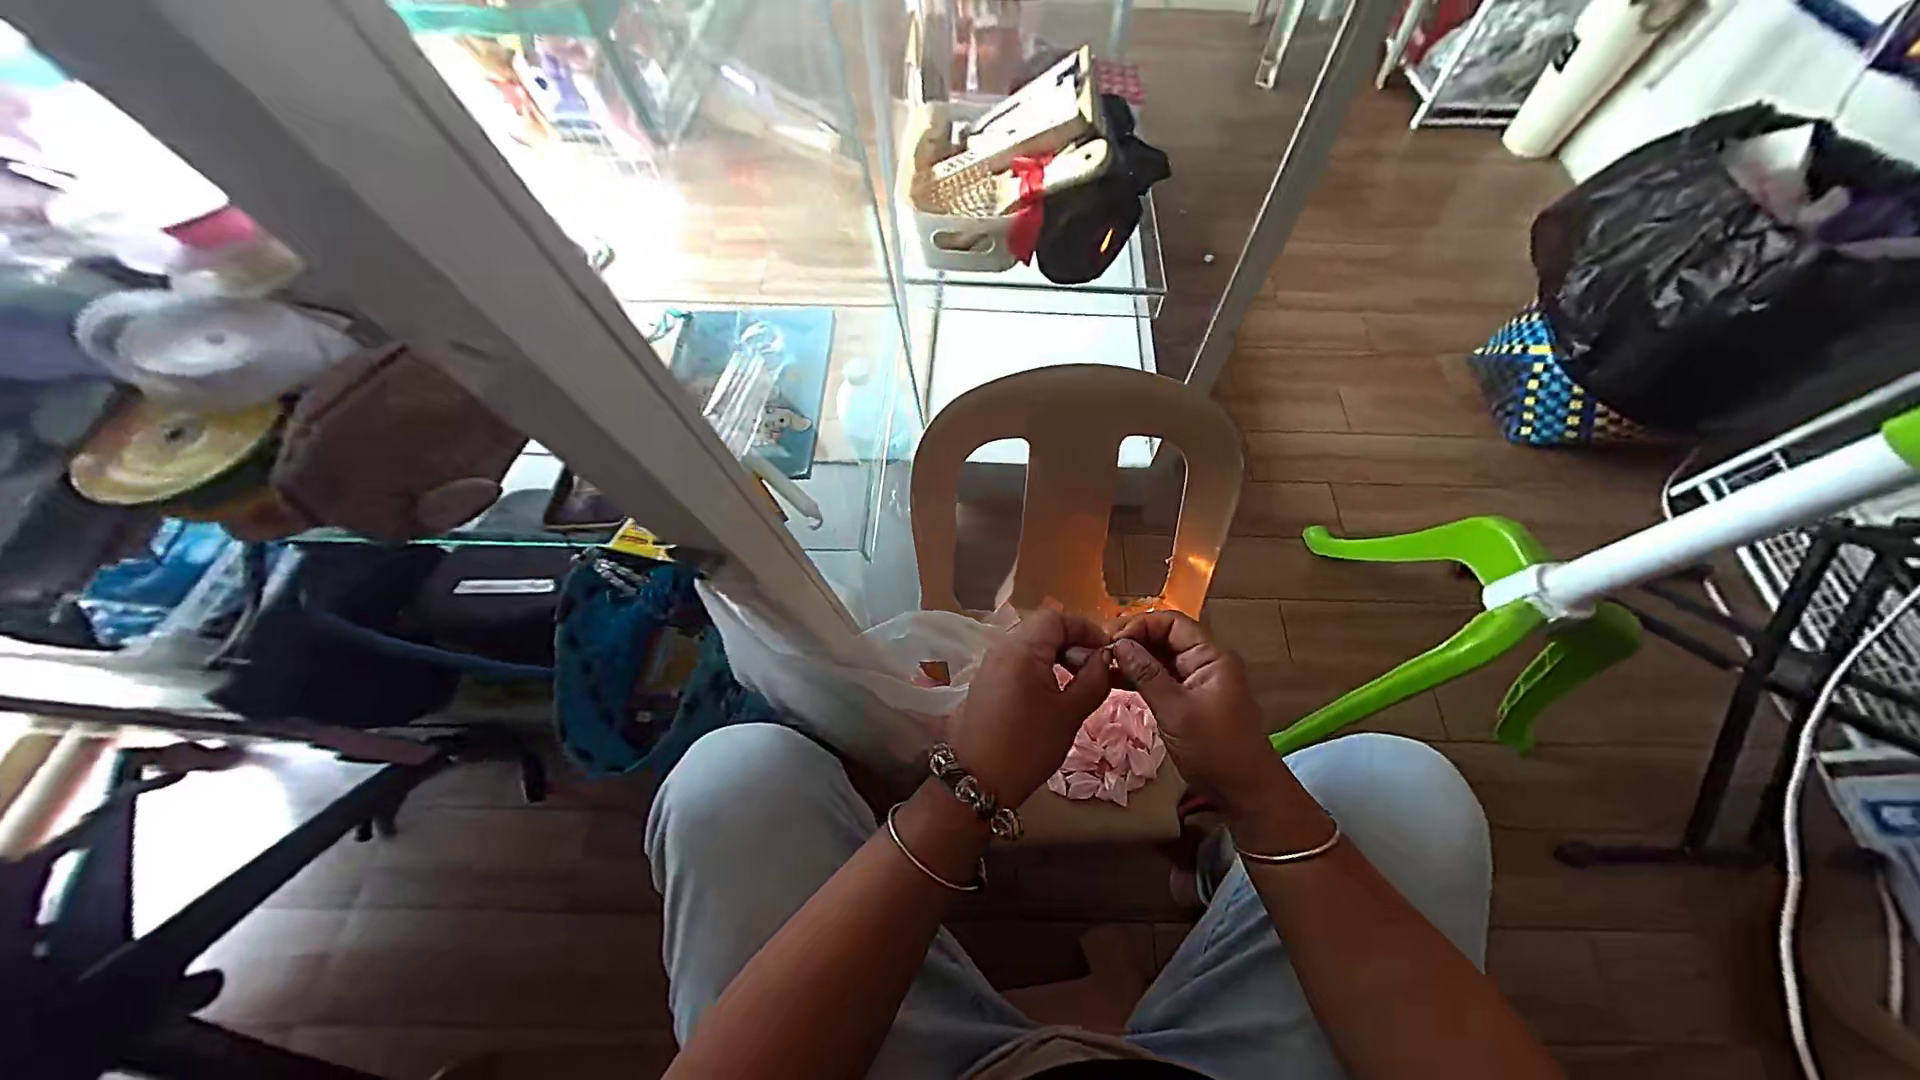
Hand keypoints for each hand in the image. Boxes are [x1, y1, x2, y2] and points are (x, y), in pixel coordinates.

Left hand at [948, 609, 1112, 807]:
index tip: (1106, 649)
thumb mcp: (1070, 713)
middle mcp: (1001, 648)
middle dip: (1071, 641)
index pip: (1056, 618)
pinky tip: (1051, 693)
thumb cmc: (1029, 745)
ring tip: (1076, 681)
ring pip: (1028, 645)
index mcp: (1022, 649)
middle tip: (1094, 667)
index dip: (1085, 628)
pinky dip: (1037, 668)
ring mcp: (988, 665)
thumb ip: (1093, 679)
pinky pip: (1015, 662)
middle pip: (1041, 629)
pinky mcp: (983, 683)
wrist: (978, 779)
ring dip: (1055, 655)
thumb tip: (1105, 658)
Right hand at [1110, 611, 1295, 818]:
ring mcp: (1195, 681)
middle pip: (1164, 637)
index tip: (1111, 639)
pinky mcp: (1186, 699)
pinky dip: (1137, 677)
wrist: (1245, 793)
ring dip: (1131, 659)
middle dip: (1132, 640)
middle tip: (1099, 650)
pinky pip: (1158, 678)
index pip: (1172, 623)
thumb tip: (1118, 644)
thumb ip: (1146, 674)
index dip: (1140, 625)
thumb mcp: (1176, 711)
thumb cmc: (1216, 749)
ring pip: (1158, 658)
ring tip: (1100, 664)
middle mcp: (1203, 662)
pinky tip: (1112, 680)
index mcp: (1210, 657)